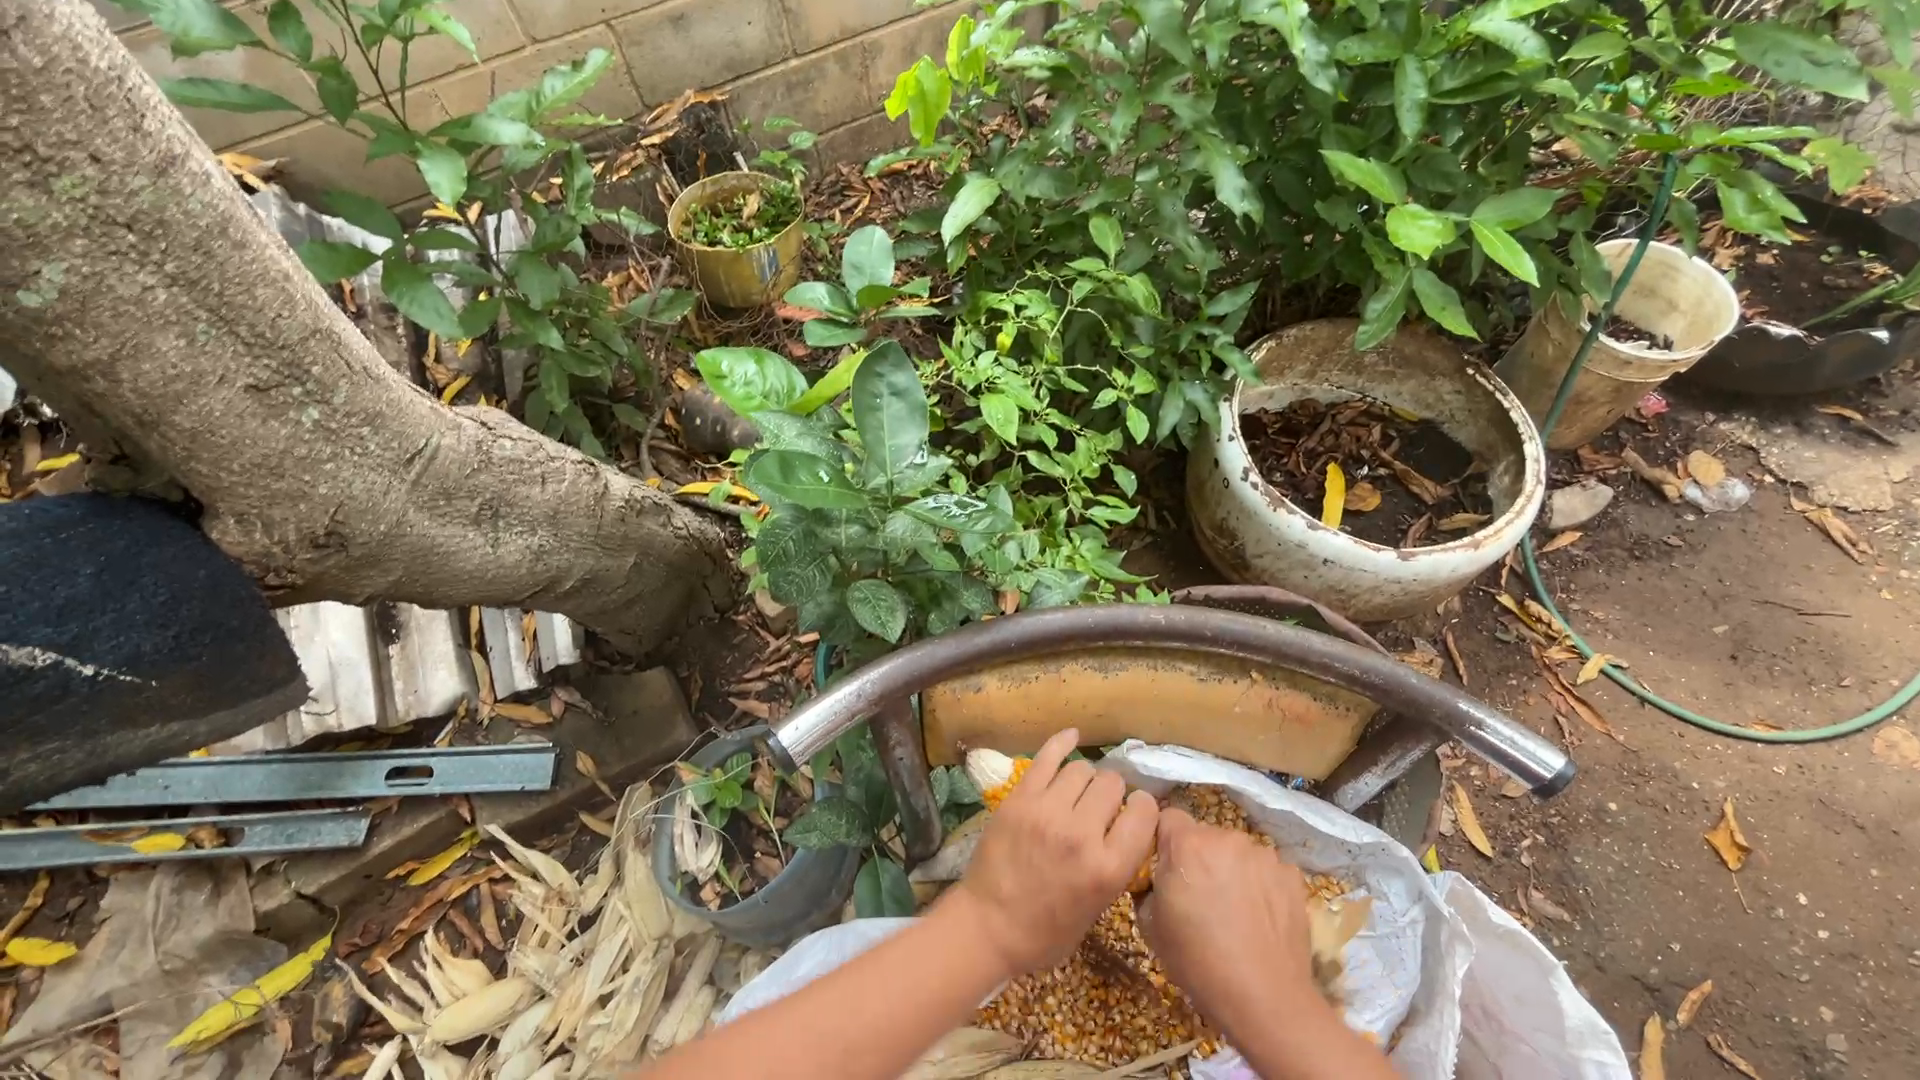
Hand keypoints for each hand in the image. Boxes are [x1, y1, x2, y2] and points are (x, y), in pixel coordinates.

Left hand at [950, 728, 1158, 976]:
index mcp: (1108, 867)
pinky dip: (1062, 742)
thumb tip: (1130, 826)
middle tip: (1100, 805)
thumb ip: (1118, 864)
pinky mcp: (1019, 799)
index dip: (1142, 808)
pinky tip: (1072, 736)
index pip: (1144, 812)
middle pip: (1112, 784)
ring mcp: (1048, 812)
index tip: (1134, 811)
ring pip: (1082, 769)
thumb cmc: (1046, 930)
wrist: (988, 926)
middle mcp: (1082, 834)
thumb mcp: (1099, 908)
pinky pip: (1047, 758)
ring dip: (1086, 777)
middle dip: (1112, 792)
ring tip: (1079, 790)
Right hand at [1136, 808, 1318, 1041]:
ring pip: (1237, 852)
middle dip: (1199, 858)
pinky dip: (1261, 884)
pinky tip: (1261, 916)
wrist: (1263, 998)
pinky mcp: (1291, 875)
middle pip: (1205, 835)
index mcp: (1186, 844)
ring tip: (1235, 909)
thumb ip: (1149, 886)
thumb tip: (1157, 880)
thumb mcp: (1150, 925)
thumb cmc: (1197, 961)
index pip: (1167, 817)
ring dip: (1231, 869)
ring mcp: (1263, 855)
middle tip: (1199, 896)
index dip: (1163, 841)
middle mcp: (1226, 838)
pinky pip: (1267, 869)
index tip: (1165, 868)